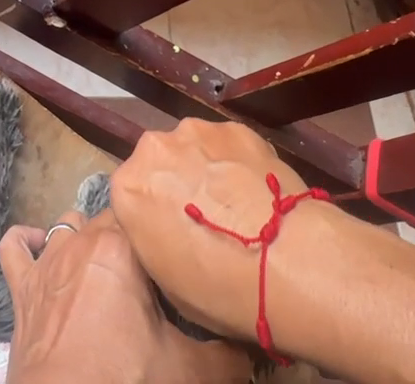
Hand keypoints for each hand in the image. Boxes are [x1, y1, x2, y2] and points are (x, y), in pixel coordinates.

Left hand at [0, 209, 249, 383]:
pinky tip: (41, 250)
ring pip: (67, 225)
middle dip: (133, 241)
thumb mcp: (192, 370)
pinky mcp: (20, 287)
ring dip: (86, 238)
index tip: (182, 254)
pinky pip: (14, 247)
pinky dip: (27, 243)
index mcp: (120, 248)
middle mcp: (80, 242)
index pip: (147, 217)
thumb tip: (258, 341)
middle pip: (111, 221)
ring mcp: (45, 262)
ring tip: (109, 266)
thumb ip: (231, 352)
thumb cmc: (127, 381)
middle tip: (155, 272)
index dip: (165, 235)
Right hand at [109, 119, 314, 340]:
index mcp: (127, 187)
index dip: (150, 214)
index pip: (130, 195)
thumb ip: (152, 239)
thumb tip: (166, 228)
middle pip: (159, 164)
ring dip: (205, 169)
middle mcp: (154, 149)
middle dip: (174, 184)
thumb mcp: (165, 279)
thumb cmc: (218, 286)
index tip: (171, 233)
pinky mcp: (236, 128)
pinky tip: (257, 192)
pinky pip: (228, 146)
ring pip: (193, 149)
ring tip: (235, 203)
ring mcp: (196, 132)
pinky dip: (236, 163)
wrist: (286, 261)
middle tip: (203, 218)